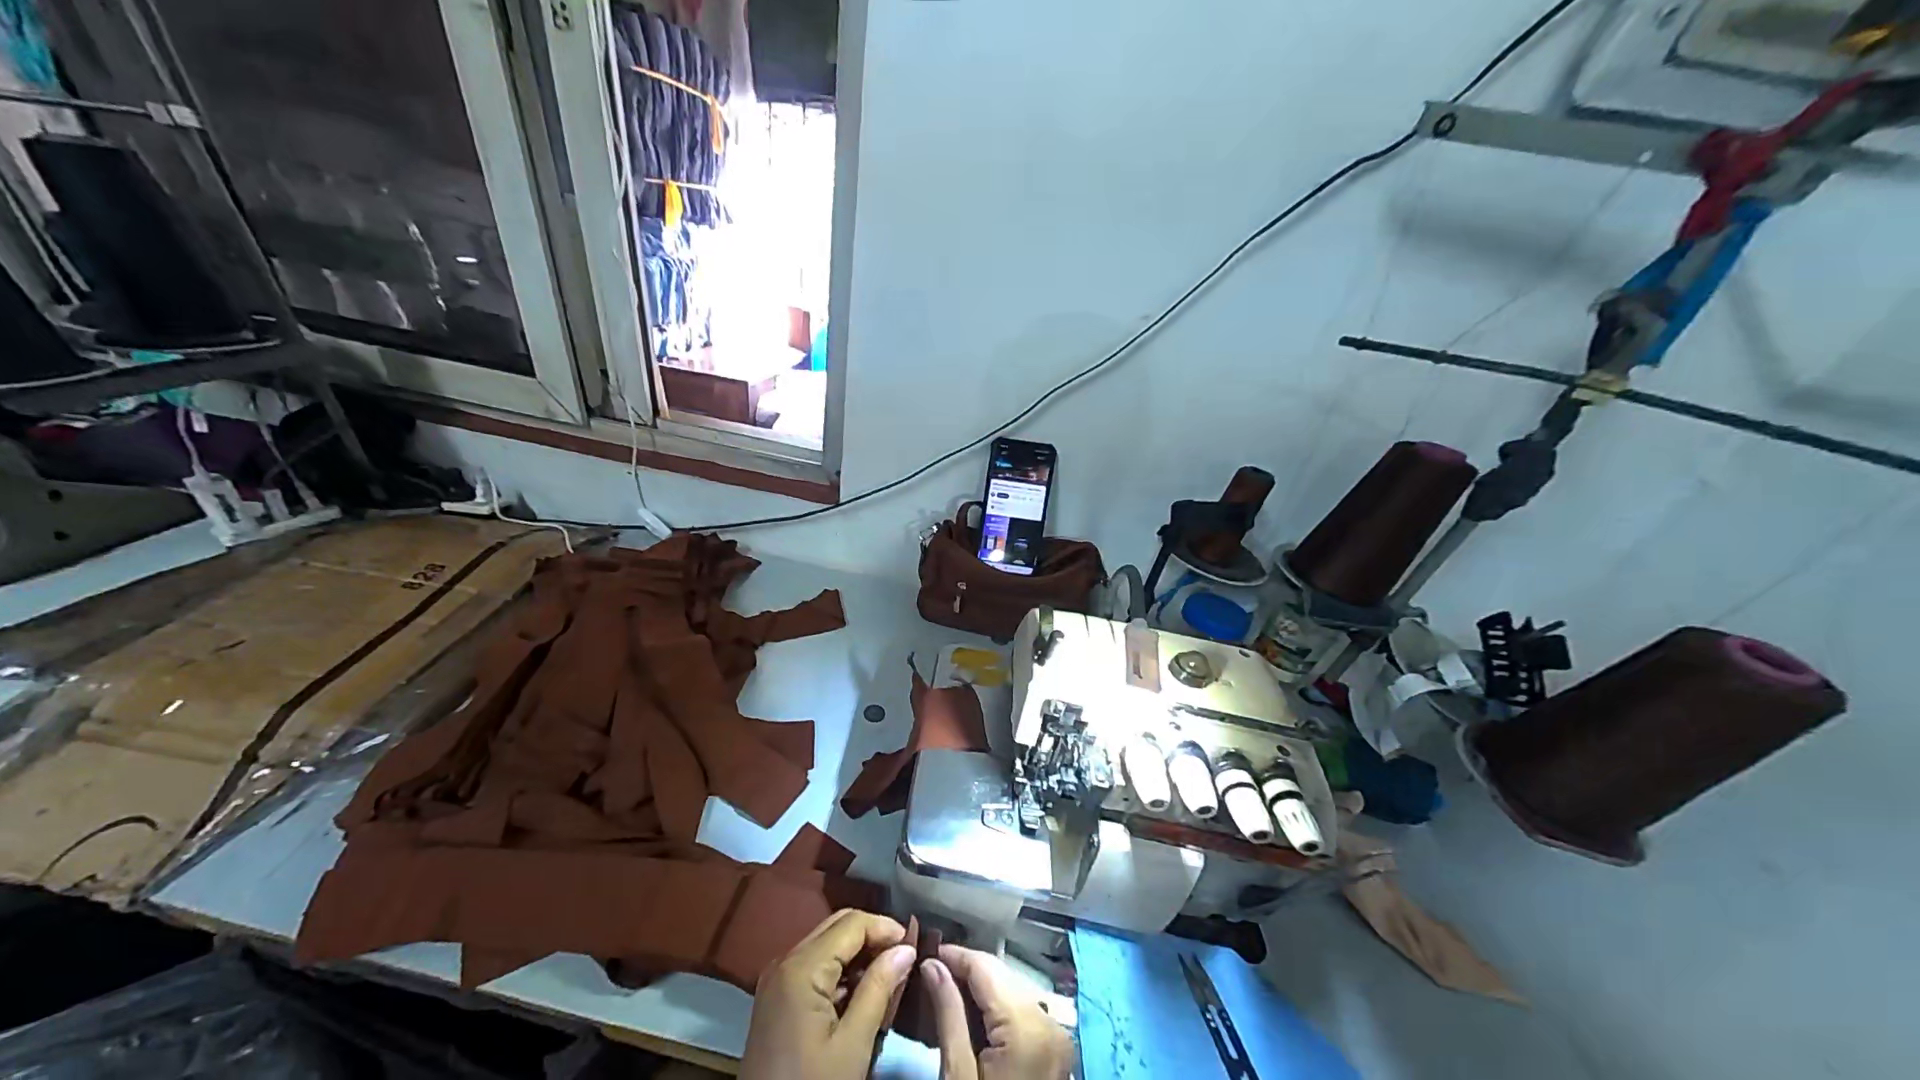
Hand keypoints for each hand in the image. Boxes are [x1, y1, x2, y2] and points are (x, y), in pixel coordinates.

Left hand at [740, 909, 916, 1079]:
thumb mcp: (852, 1044)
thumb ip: (879, 989)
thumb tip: (906, 949)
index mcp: (801, 967)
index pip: (852, 923)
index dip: (886, 928)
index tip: (915, 947)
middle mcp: (785, 961)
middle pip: (838, 926)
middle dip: (874, 936)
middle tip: (904, 959)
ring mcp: (778, 978)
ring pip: (827, 943)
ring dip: (859, 953)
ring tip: (889, 977)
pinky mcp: (777, 996)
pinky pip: (815, 965)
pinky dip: (841, 970)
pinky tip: (862, 993)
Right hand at [922, 944, 1073, 1079]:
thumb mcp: (959, 1073)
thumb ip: (948, 1013)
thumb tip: (932, 965)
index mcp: (1027, 1026)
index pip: (986, 968)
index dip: (955, 955)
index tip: (925, 952)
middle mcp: (1048, 1021)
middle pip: (1001, 976)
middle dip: (966, 970)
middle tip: (930, 971)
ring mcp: (1057, 1035)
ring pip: (1012, 989)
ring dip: (980, 987)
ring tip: (945, 989)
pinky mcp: (1056, 1047)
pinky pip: (1022, 1011)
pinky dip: (997, 1007)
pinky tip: (971, 1013)